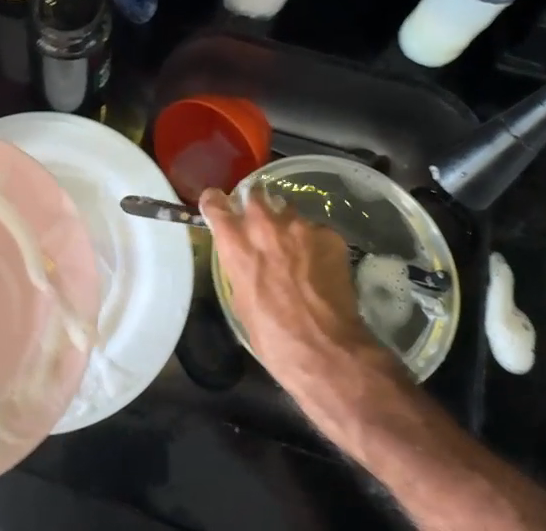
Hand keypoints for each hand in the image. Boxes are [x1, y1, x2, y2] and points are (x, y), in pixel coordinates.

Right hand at [199, 186, 376, 383]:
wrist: (324, 349)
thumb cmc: (272, 335)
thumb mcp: (240, 299)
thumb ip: (239, 266)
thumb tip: (245, 259)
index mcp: (235, 242)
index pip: (215, 203)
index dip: (216, 203)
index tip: (219, 206)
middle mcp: (265, 225)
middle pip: (255, 195)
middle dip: (257, 207)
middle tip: (264, 228)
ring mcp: (300, 227)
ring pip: (290, 213)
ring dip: (289, 227)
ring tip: (298, 252)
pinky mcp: (330, 235)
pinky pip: (317, 231)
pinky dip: (316, 244)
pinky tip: (321, 268)